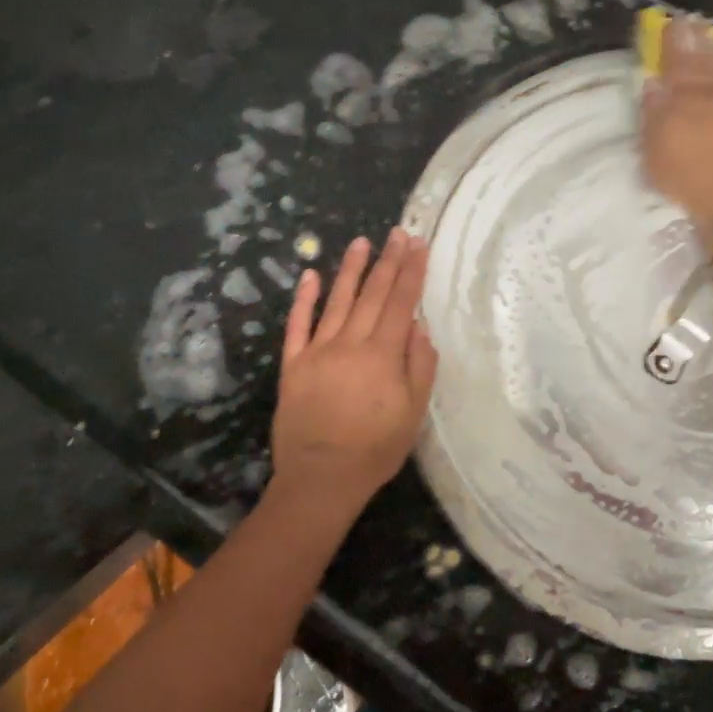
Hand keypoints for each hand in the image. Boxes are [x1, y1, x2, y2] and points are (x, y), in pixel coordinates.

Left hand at [271, 228, 438, 510]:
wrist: (321, 478)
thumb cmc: (375, 450)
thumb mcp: (413, 413)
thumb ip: (419, 367)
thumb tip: (419, 326)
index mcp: (383, 355)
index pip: (401, 303)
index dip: (411, 272)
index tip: (418, 244)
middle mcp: (350, 343)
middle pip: (372, 295)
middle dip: (387, 262)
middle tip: (397, 233)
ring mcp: (318, 350)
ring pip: (337, 301)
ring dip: (350, 270)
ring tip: (361, 242)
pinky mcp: (293, 364)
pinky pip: (298, 325)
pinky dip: (304, 299)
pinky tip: (310, 276)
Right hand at [640, 15, 712, 240]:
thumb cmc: (685, 176)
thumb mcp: (654, 149)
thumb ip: (653, 113)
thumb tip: (653, 83)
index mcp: (684, 96)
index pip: (676, 59)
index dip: (673, 39)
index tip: (671, 20)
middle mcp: (712, 93)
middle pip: (703, 59)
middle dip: (696, 39)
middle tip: (692, 21)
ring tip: (711, 39)